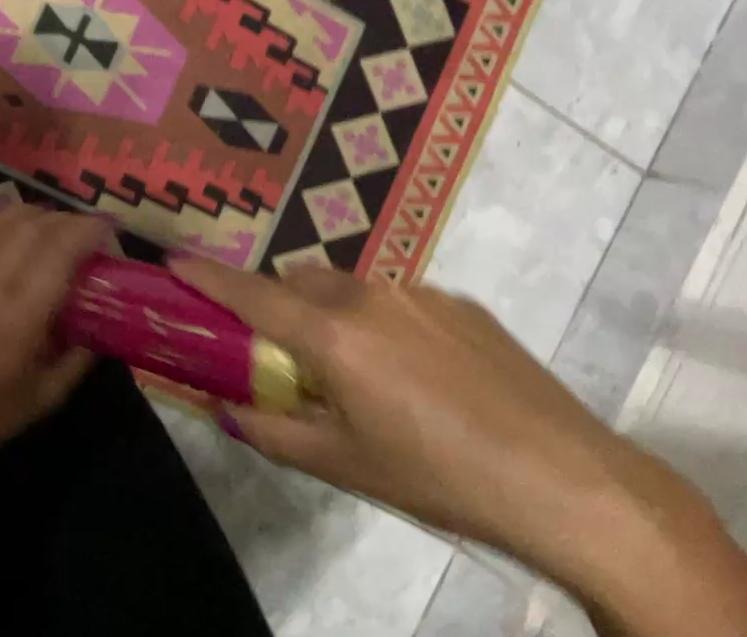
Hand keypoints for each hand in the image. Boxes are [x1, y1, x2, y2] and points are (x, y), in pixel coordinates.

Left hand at [0, 205, 107, 480]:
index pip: (61, 253)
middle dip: (64, 219)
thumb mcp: (50, 394)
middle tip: (82, 228)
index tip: (108, 228)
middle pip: (31, 229)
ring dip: (26, 212)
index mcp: (23, 317)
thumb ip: (81, 355)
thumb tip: (104, 321)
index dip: (87, 231)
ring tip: (46, 220)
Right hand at [170, 259, 709, 590]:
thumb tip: (227, 410)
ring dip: (326, 309)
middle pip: (296, 279)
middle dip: (273, 301)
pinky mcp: (462, 305)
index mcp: (331, 334)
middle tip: (278, 350)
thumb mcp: (342, 464)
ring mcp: (420, 294)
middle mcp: (368, 296)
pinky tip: (412, 373)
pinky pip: (394, 298)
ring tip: (351, 367)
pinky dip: (377, 320)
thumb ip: (271, 431)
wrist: (574, 484)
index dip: (205, 276)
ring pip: (345, 285)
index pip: (249, 293)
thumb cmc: (440, 476)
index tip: (171, 261)